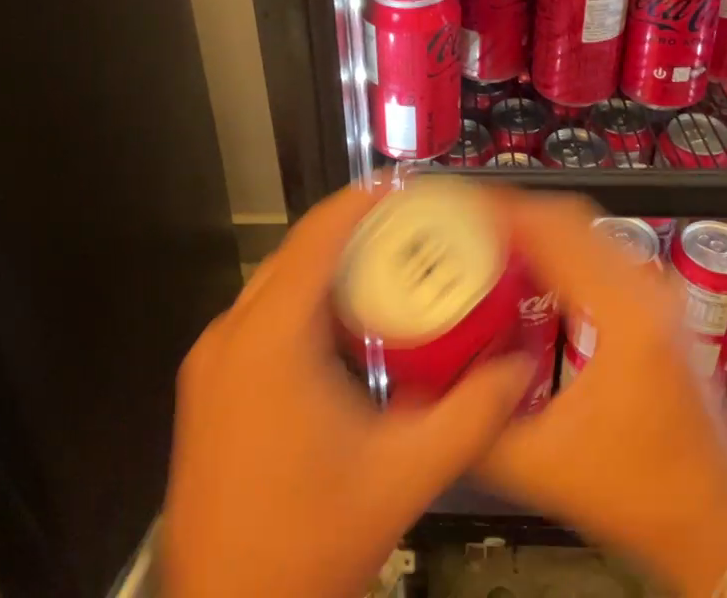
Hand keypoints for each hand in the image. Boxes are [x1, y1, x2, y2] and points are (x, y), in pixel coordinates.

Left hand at [162, 186, 534, 597]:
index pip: (317, 239)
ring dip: (328, 273)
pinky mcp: (206, 389)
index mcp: (270, 341)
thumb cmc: (312, 540)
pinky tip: (346, 332)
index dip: (362, 202)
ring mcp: (209, 364)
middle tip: (414, 231)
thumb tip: (519, 368)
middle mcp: (229, 337)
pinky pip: (260, 323)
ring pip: (275, 289)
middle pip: (295, 258)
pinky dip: (304, 309)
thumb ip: (473, 415)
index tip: (406, 186)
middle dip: (354, 235)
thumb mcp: (407, 475)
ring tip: (389, 271)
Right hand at [477, 192, 726, 596]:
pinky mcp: (661, 305)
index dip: (496, 211)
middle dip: (508, 211)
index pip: (551, 231)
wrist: (713, 520)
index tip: (449, 208)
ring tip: (479, 239)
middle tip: (455, 221)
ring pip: (586, 230)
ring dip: (533, 226)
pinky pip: (601, 251)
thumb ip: (469, 424)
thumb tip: (413, 387)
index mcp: (624, 316)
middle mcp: (648, 290)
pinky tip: (521, 269)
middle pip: (569, 217)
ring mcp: (660, 294)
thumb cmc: (634, 494)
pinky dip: (557, 246)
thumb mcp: (535, 465)